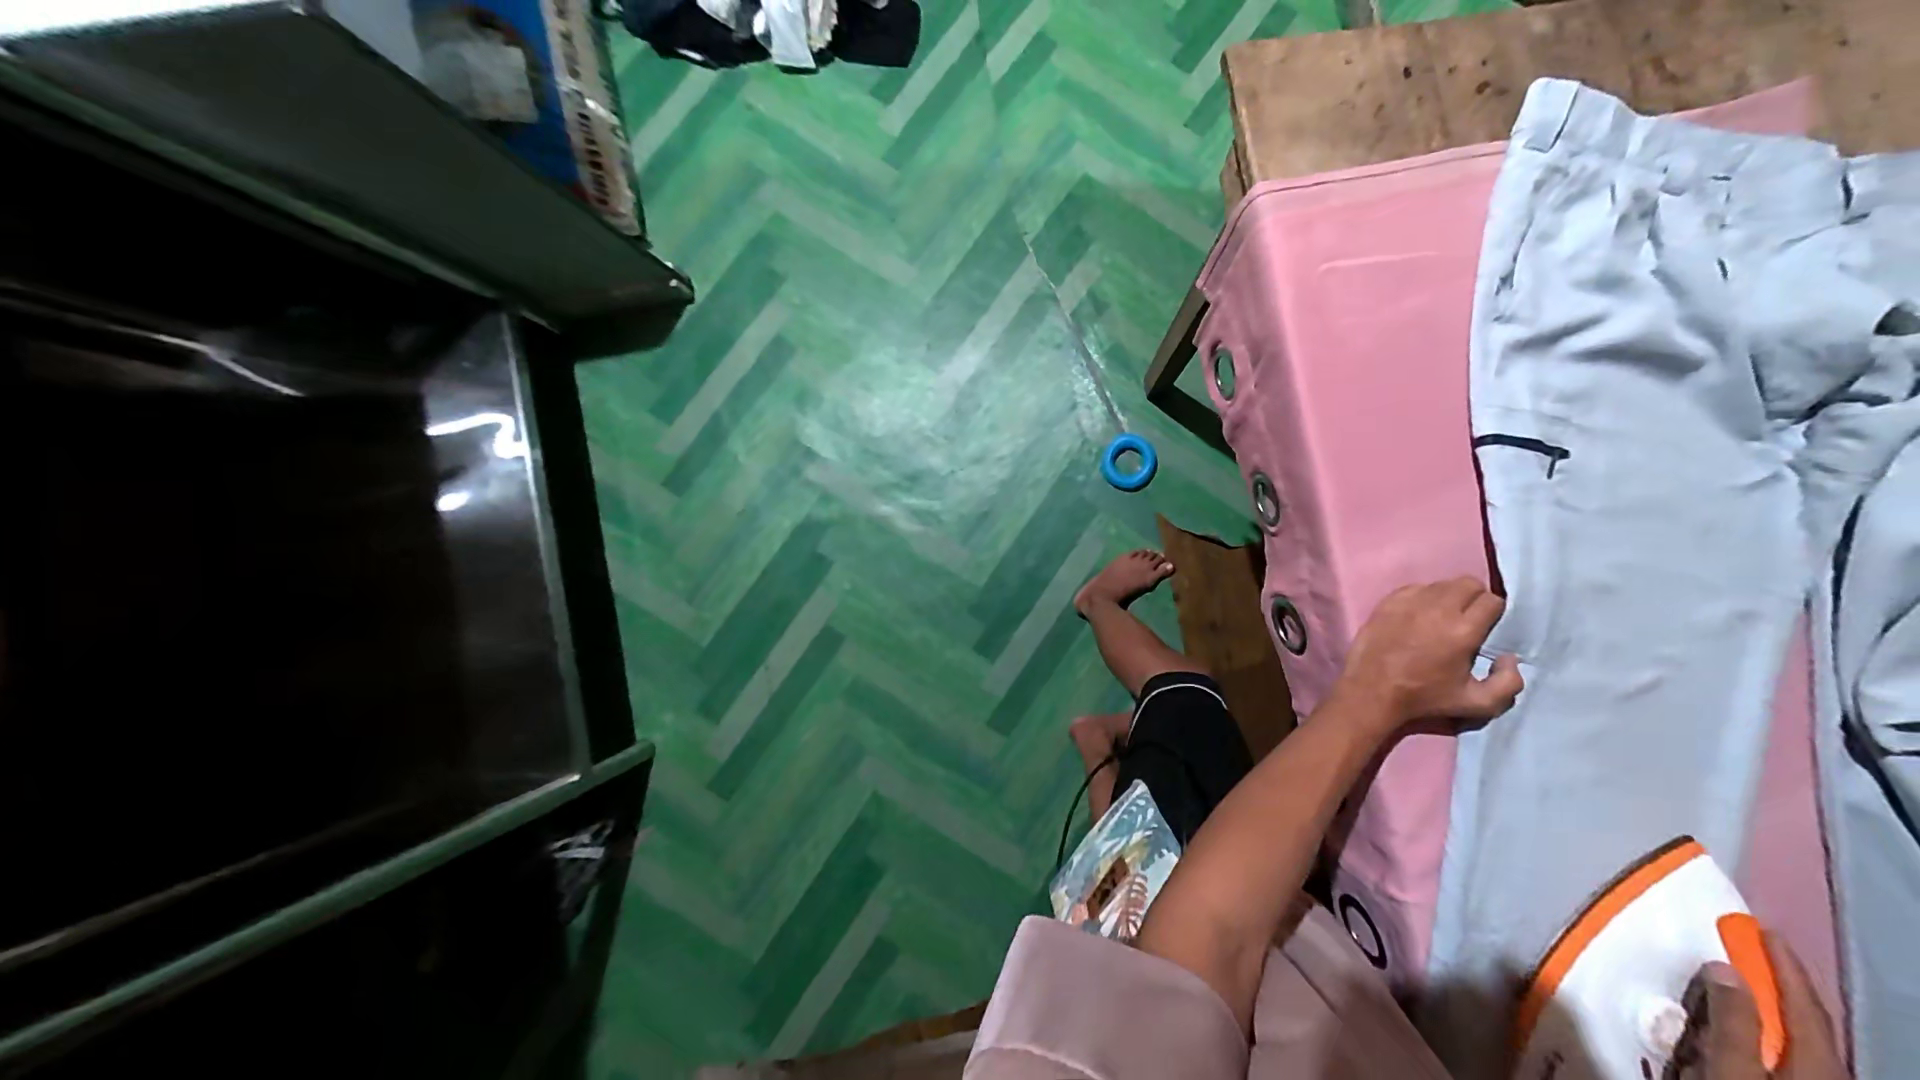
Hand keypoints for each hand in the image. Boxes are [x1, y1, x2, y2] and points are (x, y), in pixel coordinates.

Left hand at [1330, 577, 1521, 730]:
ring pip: (1440, 584)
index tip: (1489, 625)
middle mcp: (1437, 609)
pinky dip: (1422, 596)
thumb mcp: (1479, 704)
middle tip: (1469, 617)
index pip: (1492, 600)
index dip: (1495, 612)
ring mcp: (1408, 603)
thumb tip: (1509, 657)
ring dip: (1449, 596)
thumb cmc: (1425, 698)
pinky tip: (1420, 614)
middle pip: (1467, 584)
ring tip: (1444, 616)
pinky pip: (1414, 588)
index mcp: (1463, 630)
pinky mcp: (1386, 603)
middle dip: (1475, 597)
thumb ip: (1509, 683)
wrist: (1372, 691)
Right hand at [1672, 934, 1846, 1079]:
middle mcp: (1827, 1076)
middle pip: (1809, 1025)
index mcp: (1818, 1066)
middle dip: (1781, 986)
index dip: (1785, 967)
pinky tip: (1745, 1031)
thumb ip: (1733, 1021)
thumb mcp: (1733, 1070)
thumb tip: (1725, 967)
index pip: (1805, 1006)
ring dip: (1772, 1009)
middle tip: (1754, 952)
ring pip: (1800, 1042)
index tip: (1763, 930)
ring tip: (1744, 985)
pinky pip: (1786, 1057)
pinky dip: (1767, 1033)